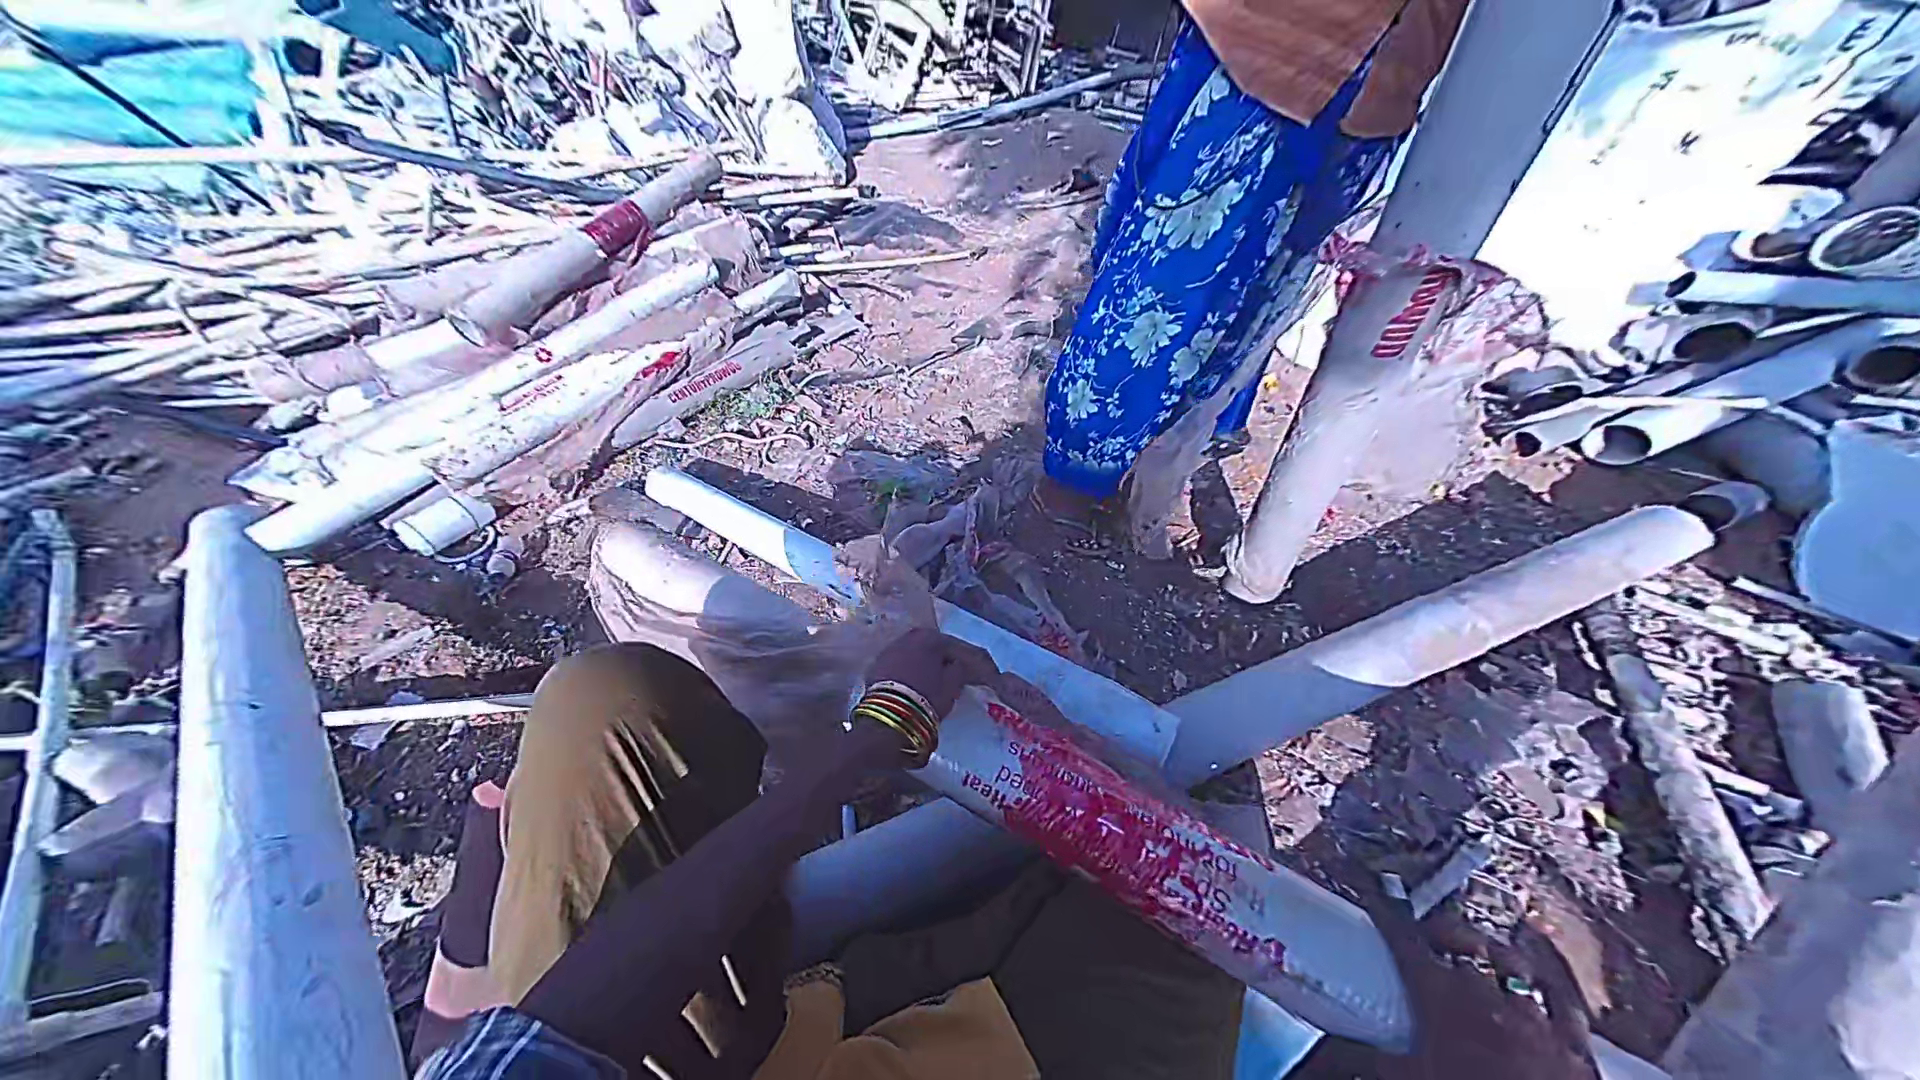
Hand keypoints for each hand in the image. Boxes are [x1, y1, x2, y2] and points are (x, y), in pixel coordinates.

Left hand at [865, 628, 999, 719]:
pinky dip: (915, 673)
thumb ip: (963, 669)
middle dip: (951, 661)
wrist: (888, 719)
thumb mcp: (954, 684)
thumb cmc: (927, 697)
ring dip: (931, 666)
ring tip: (944, 682)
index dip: (978, 662)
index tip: (989, 674)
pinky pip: (904, 666)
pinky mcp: (877, 668)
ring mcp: (890, 650)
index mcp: (930, 636)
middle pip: (937, 649)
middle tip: (966, 676)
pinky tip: (922, 684)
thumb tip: (964, 665)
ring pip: (919, 656)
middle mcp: (908, 637)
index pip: (961, 647)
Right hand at [1350, 882, 1599, 1079]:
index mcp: (1441, 996)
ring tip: (1478, 956)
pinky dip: (1547, 991)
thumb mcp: (1401, 1078)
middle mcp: (1488, 997)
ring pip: (1516, 967)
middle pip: (1464, 941)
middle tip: (1428, 935)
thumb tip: (1319, 1050)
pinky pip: (1565, 1007)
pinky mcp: (1577, 1054)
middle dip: (1444, 930)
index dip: (1387, 910)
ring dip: (1493, 955)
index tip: (1376, 891)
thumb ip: (1360, 1055)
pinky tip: (1539, 990)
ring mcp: (1538, 1022)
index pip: (1404, 938)